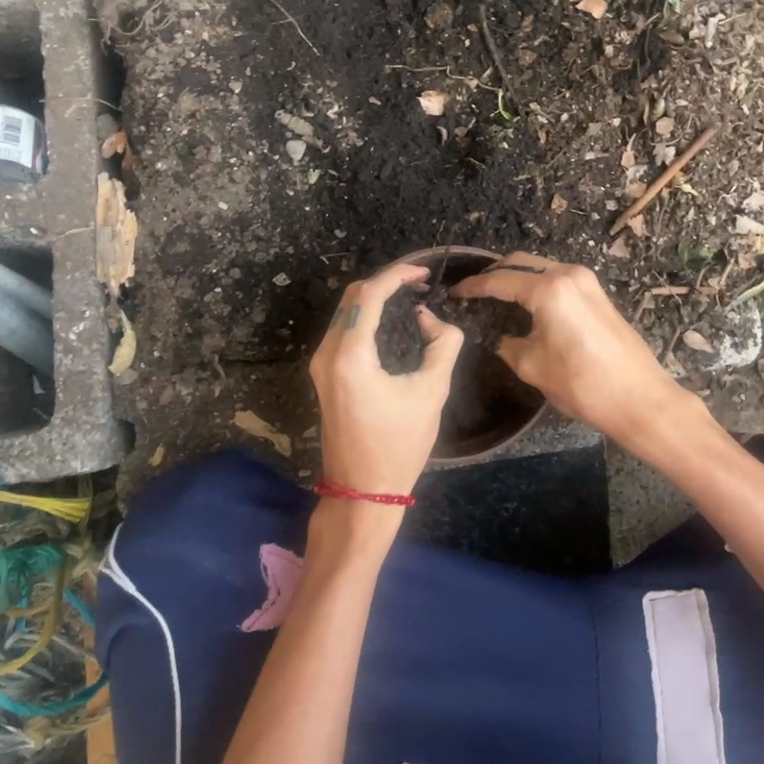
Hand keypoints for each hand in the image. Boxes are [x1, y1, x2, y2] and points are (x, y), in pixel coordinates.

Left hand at [309, 263, 463, 497]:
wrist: (363, 489)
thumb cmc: (399, 444)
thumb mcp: (432, 391)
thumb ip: (442, 344)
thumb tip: (429, 319)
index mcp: (350, 356)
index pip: (369, 295)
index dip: (397, 275)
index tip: (423, 274)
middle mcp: (327, 354)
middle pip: (352, 297)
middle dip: (386, 282)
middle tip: (419, 284)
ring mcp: (321, 365)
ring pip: (346, 311)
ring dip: (375, 298)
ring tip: (409, 297)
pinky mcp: (324, 374)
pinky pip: (344, 330)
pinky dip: (366, 316)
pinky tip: (391, 320)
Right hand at [451, 252, 701, 444]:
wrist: (639, 398)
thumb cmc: (582, 383)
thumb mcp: (533, 366)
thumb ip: (510, 346)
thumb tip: (504, 339)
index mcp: (549, 288)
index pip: (500, 280)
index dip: (474, 287)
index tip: (454, 293)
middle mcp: (569, 274)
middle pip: (522, 263)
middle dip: (496, 273)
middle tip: (473, 289)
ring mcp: (588, 282)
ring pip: (542, 268)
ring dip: (518, 277)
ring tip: (495, 294)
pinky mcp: (598, 295)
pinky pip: (559, 280)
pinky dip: (538, 285)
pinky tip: (526, 302)